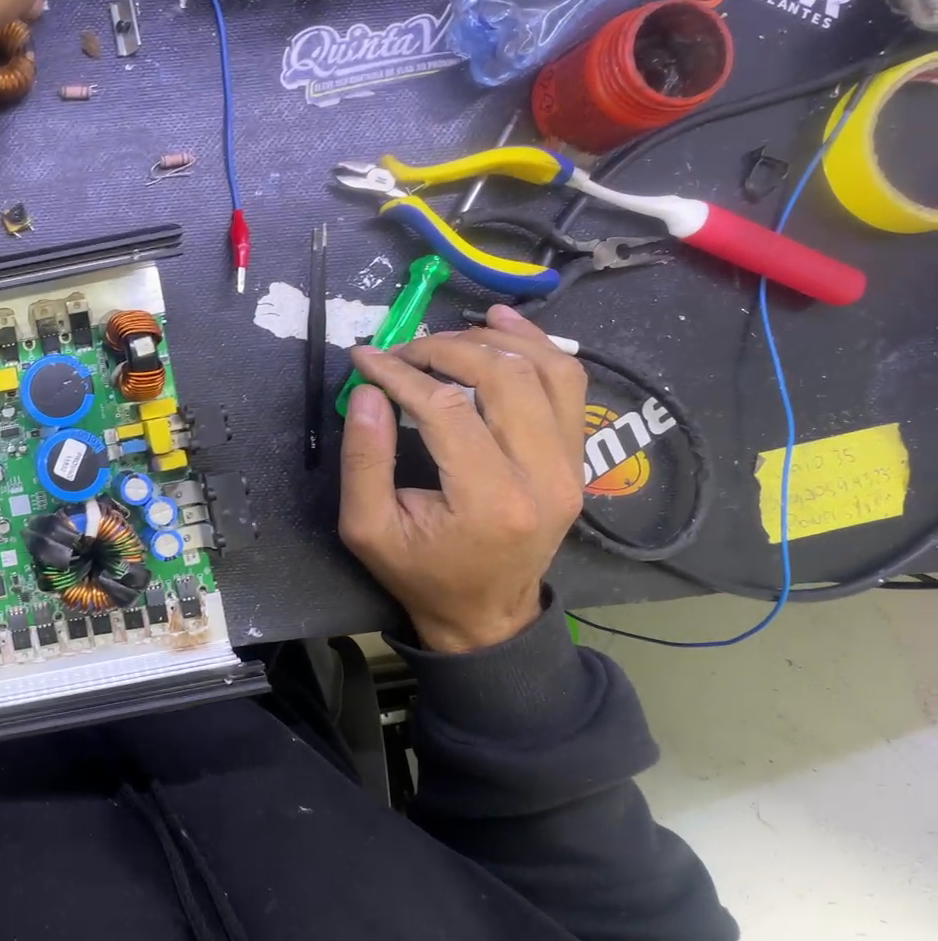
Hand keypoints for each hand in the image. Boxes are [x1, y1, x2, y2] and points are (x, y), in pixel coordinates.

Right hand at [338, 305, 586, 652]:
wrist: (484, 613)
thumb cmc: (419, 573)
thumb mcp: (367, 528)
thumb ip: (363, 459)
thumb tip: (368, 390)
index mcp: (490, 500)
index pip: (446, 409)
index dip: (400, 374)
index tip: (364, 359)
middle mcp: (544, 477)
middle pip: (505, 378)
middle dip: (444, 349)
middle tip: (400, 350)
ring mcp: (571, 465)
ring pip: (550, 371)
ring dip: (496, 341)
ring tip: (447, 331)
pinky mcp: (576, 458)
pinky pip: (569, 385)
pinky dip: (538, 348)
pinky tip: (502, 327)